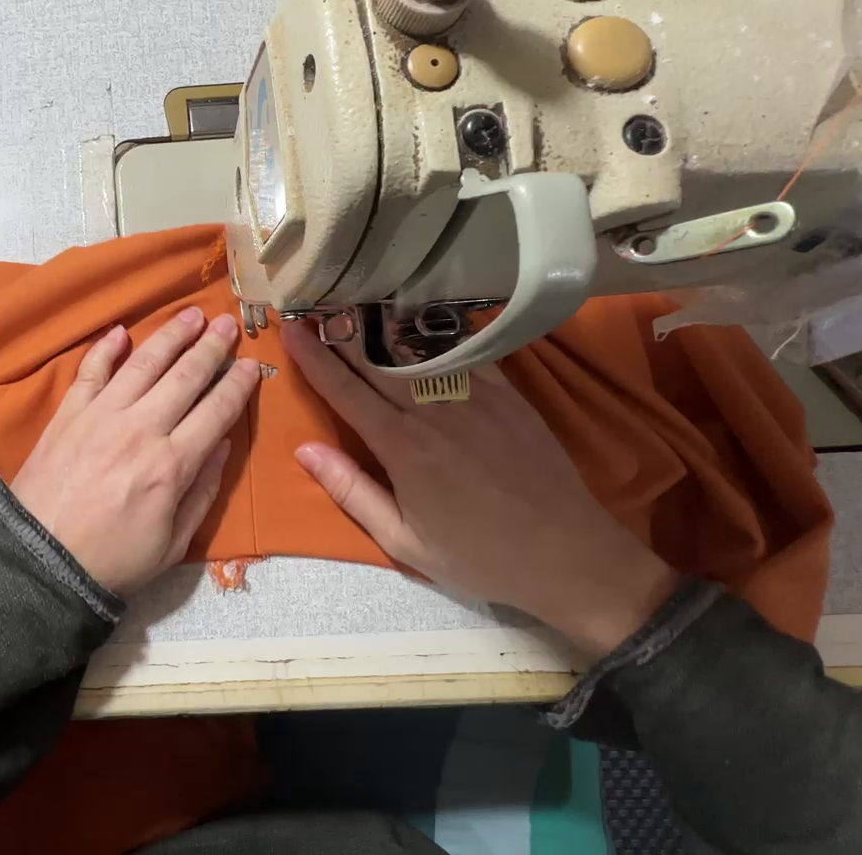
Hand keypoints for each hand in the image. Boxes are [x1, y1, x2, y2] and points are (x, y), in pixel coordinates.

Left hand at [12, 309, 260, 595]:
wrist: (40, 560)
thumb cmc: (112, 559)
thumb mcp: (173, 543)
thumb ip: (203, 492)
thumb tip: (223, 445)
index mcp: (172, 465)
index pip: (216, 411)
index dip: (238, 385)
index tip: (252, 365)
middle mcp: (140, 429)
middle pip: (185, 377)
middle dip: (211, 348)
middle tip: (228, 323)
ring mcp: (101, 415)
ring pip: (143, 363)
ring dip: (170, 336)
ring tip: (191, 316)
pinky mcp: (68, 413)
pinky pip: (91, 371)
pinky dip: (106, 348)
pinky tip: (121, 332)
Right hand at [281, 324, 678, 657]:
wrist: (571, 556)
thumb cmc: (479, 555)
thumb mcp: (404, 541)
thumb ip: (352, 492)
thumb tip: (304, 450)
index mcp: (403, 448)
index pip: (346, 391)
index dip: (314, 358)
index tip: (290, 331)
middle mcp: (434, 411)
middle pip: (375, 359)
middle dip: (338, 331)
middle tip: (313, 305)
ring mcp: (475, 397)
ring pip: (416, 348)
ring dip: (379, 325)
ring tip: (353, 305)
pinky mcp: (508, 394)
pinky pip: (463, 352)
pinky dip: (434, 333)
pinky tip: (417, 318)